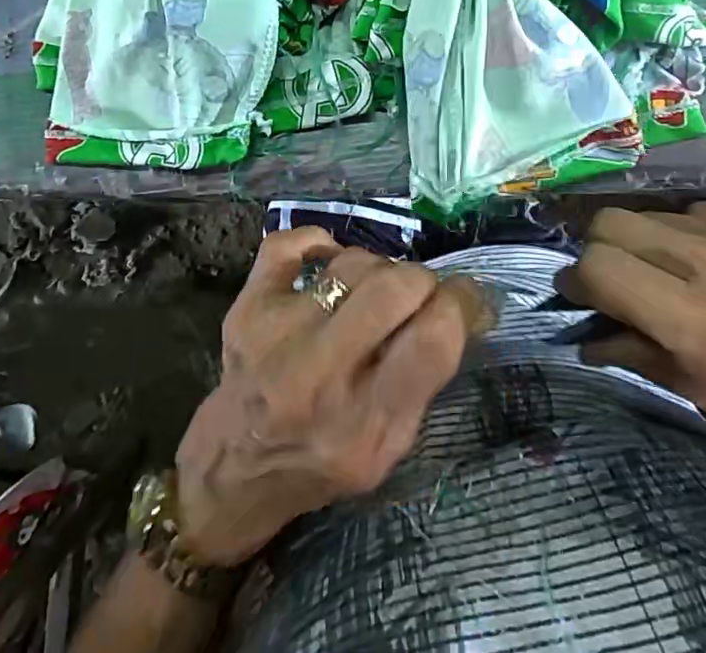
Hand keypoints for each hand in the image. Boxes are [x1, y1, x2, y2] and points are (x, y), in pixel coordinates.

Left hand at [171, 228, 471, 564]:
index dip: (462, 305)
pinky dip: (317, 242)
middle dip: (423, 281)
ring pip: (351, 263)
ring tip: (374, 290)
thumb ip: (423, 380)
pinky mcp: (246, 306)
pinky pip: (286, 245)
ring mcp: (276, 333)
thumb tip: (462, 308)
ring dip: (378, 268)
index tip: (466, 299)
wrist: (239, 462)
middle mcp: (319, 373)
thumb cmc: (323, 459)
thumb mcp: (389, 447)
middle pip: (394, 288)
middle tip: (420, 295)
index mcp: (365, 420)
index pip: (432, 340)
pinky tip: (330, 263)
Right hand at [561, 202, 705, 551]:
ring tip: (689, 280)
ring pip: (661, 214)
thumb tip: (587, 334)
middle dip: (603, 254)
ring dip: (655, 245)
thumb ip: (647, 358)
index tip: (583, 298)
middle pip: (612, 223)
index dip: (577, 282)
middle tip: (624, 286)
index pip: (597, 267)